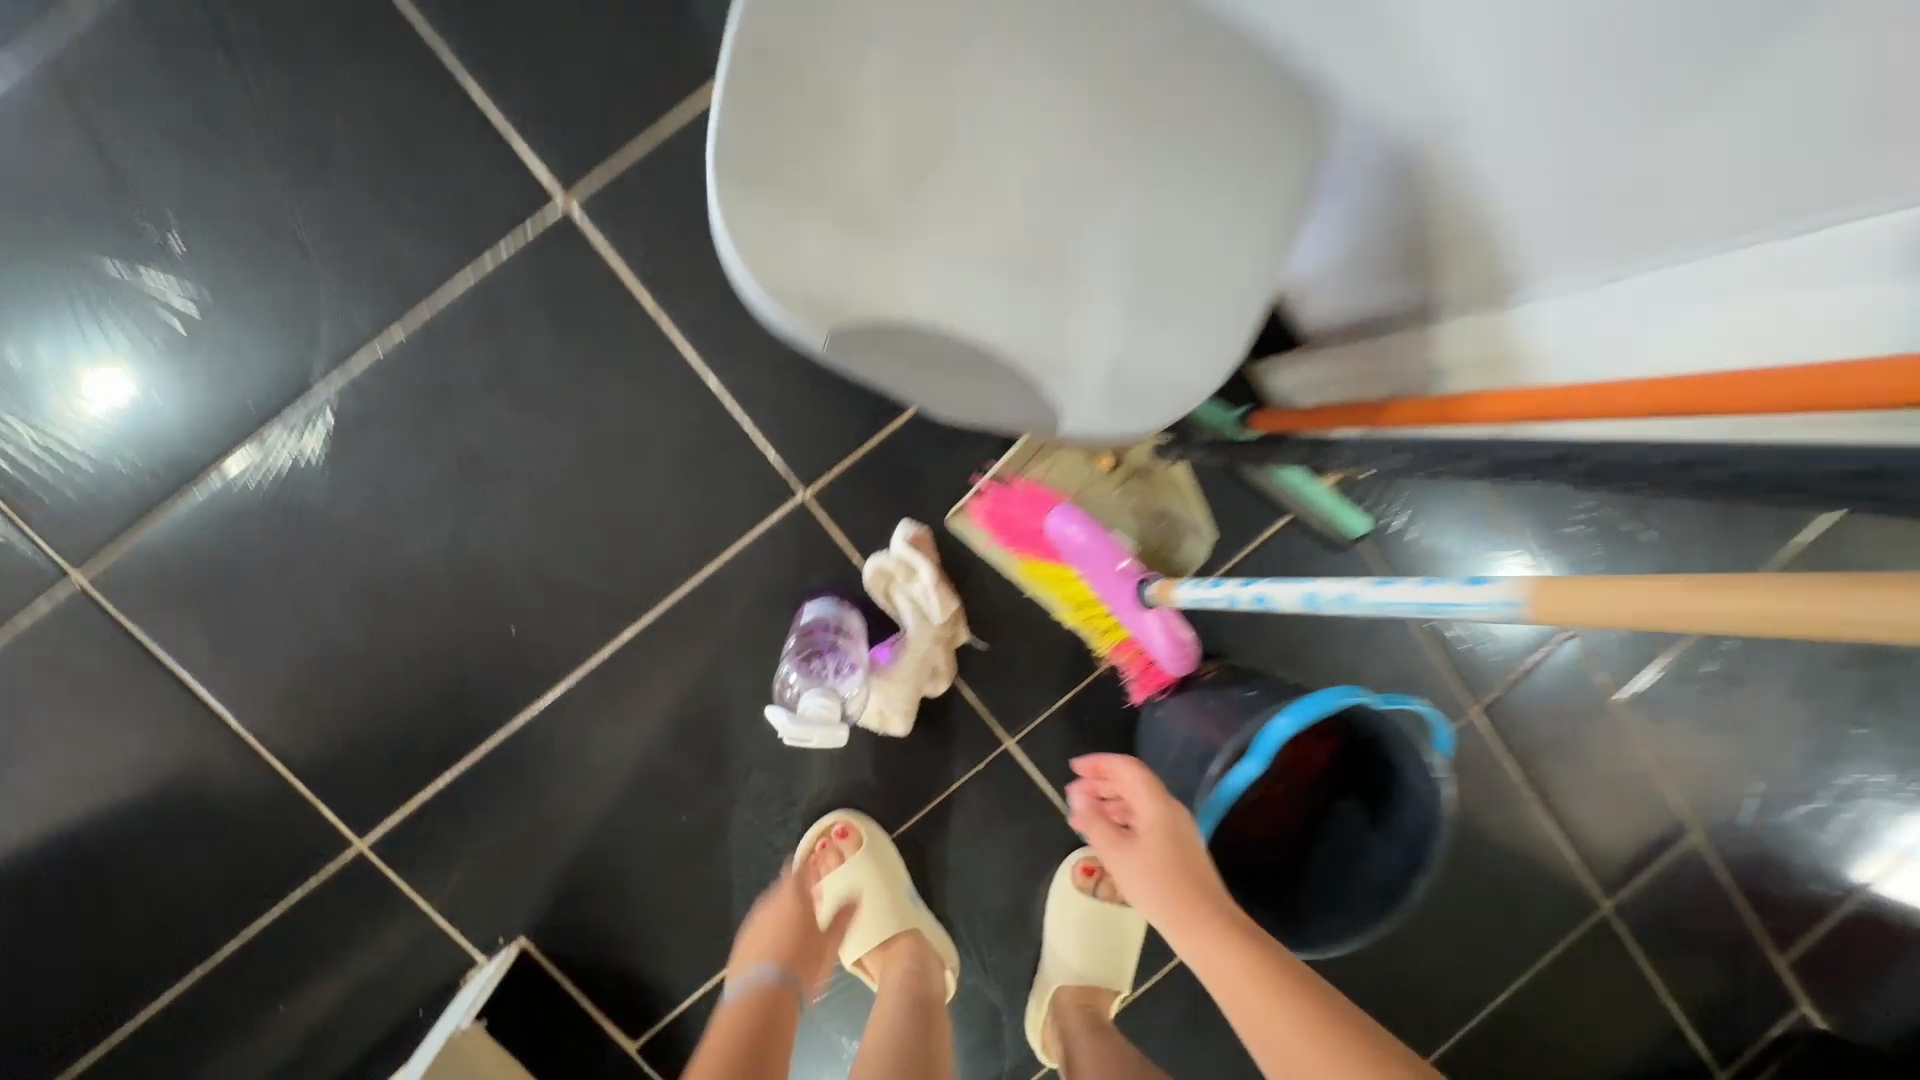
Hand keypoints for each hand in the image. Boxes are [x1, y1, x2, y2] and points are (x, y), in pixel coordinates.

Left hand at [726, 863, 857, 998]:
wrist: (759, 999)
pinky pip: (760, 926)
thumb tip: (857, 894)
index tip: (818, 869)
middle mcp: (771, 901)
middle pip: (785, 887)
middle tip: (814, 902)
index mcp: (794, 895)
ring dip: (784, 911)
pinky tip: (777, 947)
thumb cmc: (802, 967)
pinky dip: (770, 929)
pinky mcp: (741, 941)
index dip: (810, 867)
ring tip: (797, 927)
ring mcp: (753, 921)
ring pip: (771, 907)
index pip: (801, 870)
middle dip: (798, 891)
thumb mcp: (830, 944)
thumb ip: (843, 917)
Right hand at [1065, 753, 1235, 934]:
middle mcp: (1168, 808)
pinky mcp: (1177, 847)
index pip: (1126, 768)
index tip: (1073, 769)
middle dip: (1100, 784)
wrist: (1204, 925)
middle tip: (1072, 795)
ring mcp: (1176, 828)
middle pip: (1132, 783)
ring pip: (1138, 804)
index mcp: (1157, 803)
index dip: (1098, 763)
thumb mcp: (1117, 854)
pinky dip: (1122, 821)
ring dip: (1109, 804)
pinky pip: (1145, 821)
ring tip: (1082, 818)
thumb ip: (1094, 822)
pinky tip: (1107, 837)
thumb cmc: (1158, 887)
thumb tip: (1078, 797)